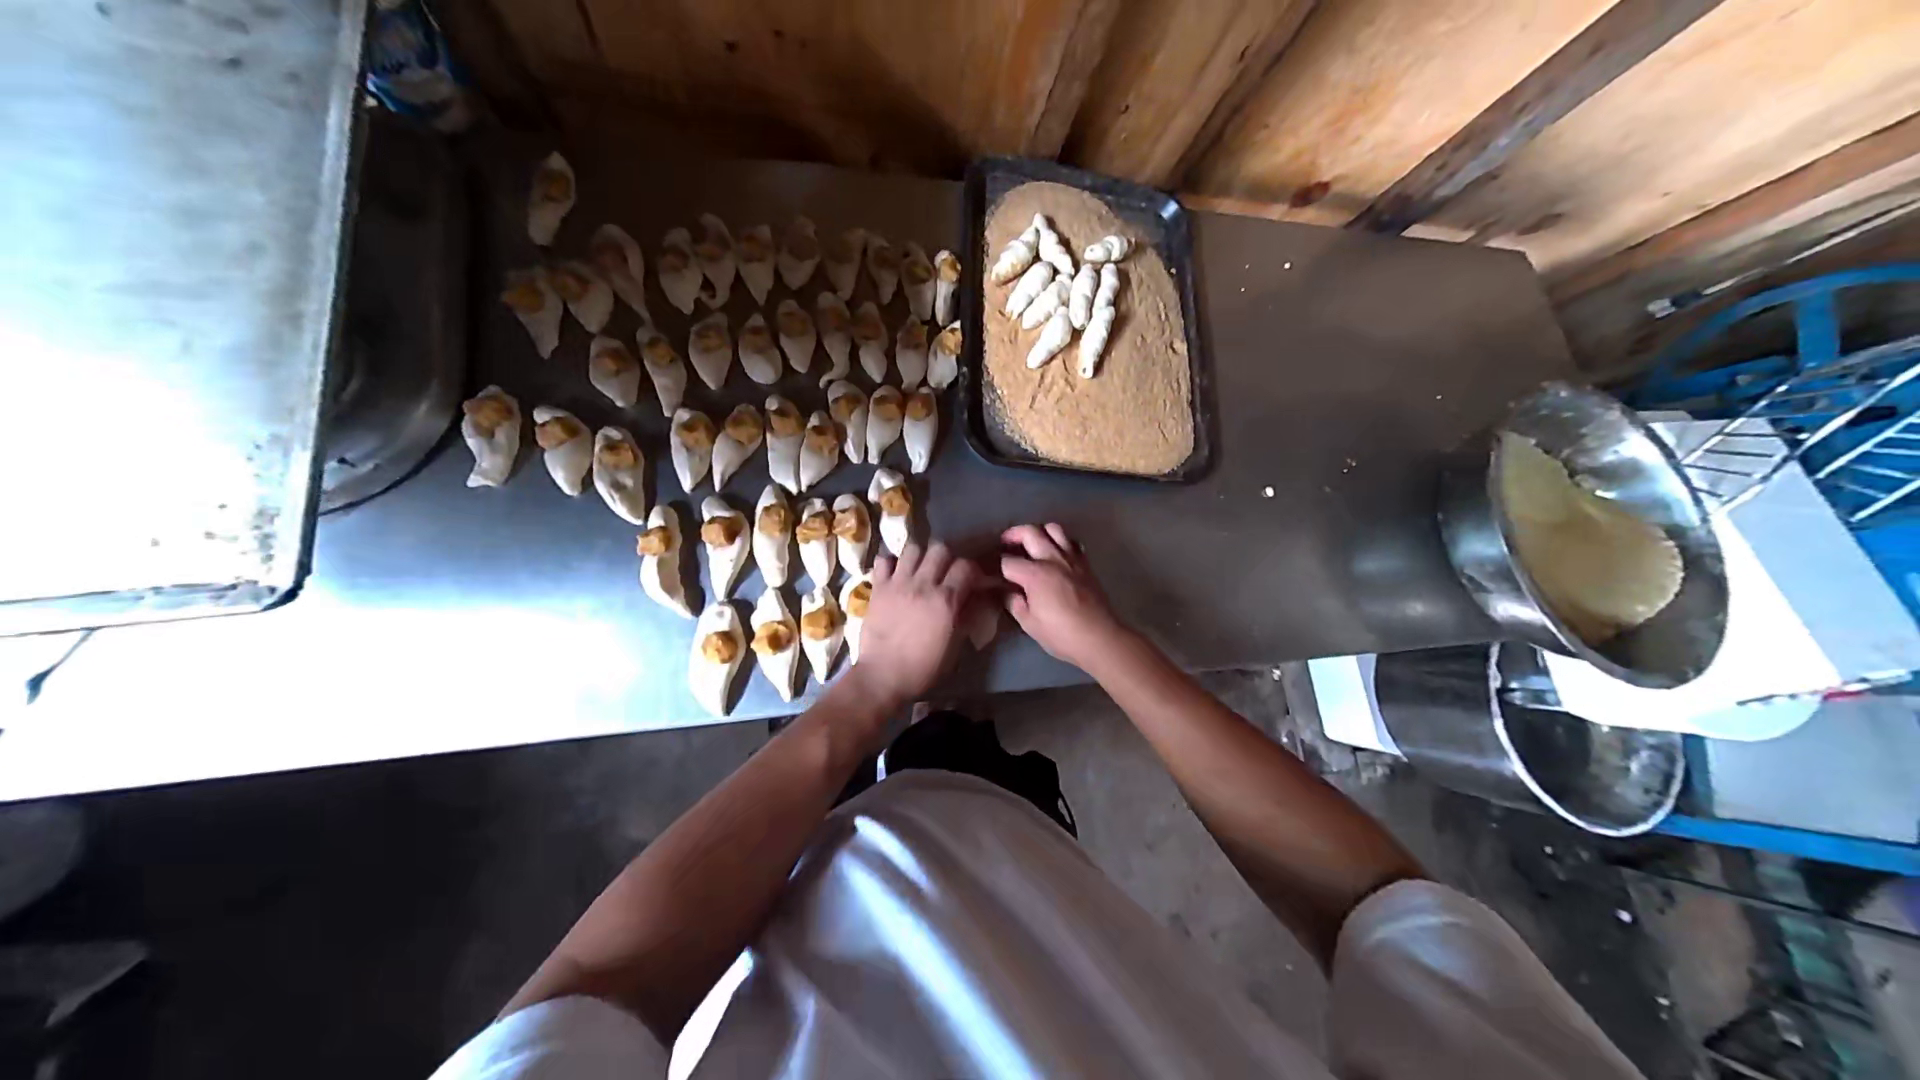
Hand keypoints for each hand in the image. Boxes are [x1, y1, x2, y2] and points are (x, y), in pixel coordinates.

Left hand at [853, 542, 985, 706]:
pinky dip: (891, 563)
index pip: (966, 566)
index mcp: (946, 600)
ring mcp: (898, 583)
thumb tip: (976, 600)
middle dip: (946, 558)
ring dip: (920, 556)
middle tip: (944, 573)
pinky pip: (884, 560)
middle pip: (940, 549)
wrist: (883, 676)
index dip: (971, 570)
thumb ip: (965, 617)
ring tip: (920, 570)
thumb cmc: (923, 668)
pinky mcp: (878, 587)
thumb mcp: (954, 646)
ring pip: (913, 548)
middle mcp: (923, 585)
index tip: (971, 580)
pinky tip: (896, 575)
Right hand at [1000, 523, 1126, 670]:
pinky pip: (1071, 542)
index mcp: (1035, 574)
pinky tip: (1056, 554)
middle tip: (1006, 543)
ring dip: (1039, 532)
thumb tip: (1006, 591)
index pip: (1008, 562)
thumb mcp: (1029, 623)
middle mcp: (1052, 559)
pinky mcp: (1085, 564)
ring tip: (1032, 543)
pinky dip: (1061, 542)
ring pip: (1053, 529)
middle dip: (1013, 535)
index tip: (993, 572)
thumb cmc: (1061, 634)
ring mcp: (1071, 558)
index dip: (996, 566)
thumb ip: (1013, 602)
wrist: (1099, 638)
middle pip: (1029, 532)